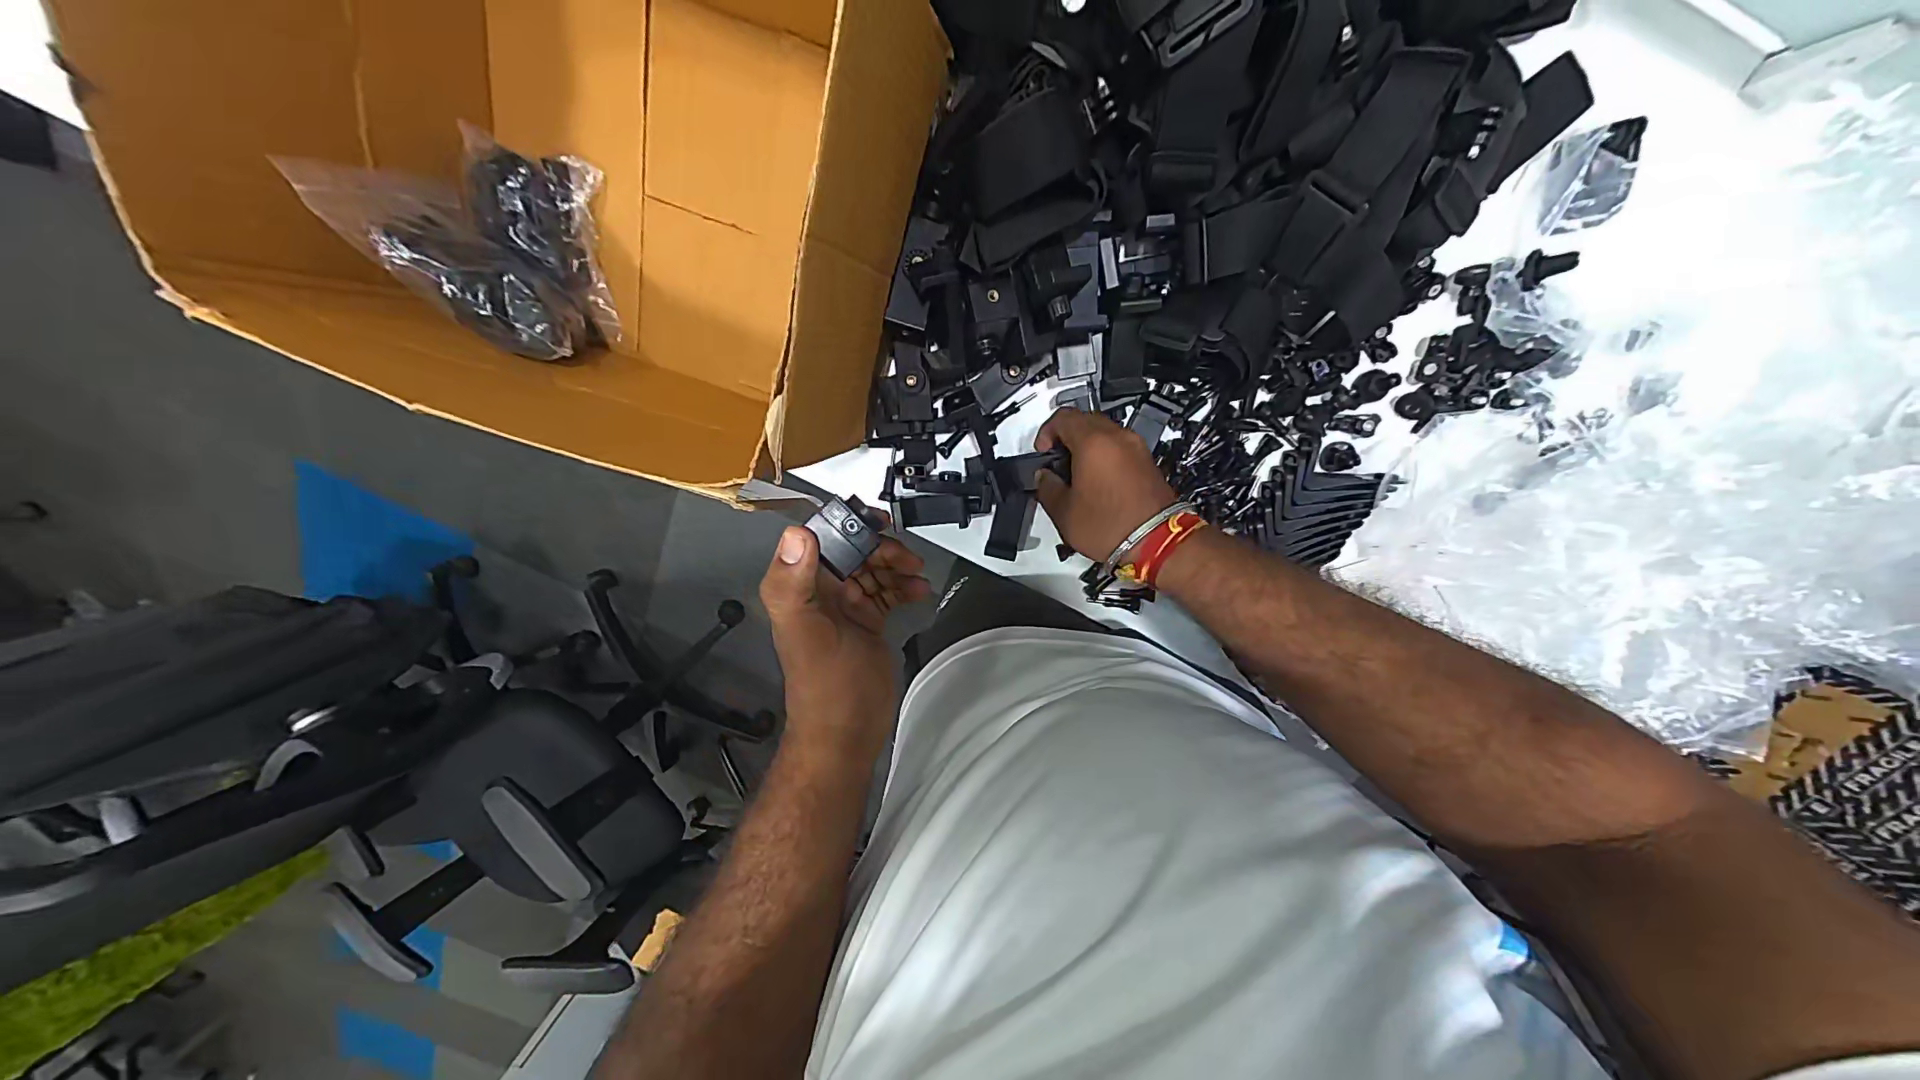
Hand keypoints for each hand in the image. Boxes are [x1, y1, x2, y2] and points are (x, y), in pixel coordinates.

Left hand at [759, 522, 930, 746]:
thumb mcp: (805, 629)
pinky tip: (918, 590)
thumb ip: (793, 582)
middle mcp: (821, 594)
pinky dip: (904, 586)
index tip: (872, 522)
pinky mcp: (869, 622)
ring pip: (873, 568)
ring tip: (915, 571)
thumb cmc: (825, 685)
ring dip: (896, 564)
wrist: (847, 732)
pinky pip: (887, 591)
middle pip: (852, 551)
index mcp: (800, 589)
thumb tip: (796, 535)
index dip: (844, 524)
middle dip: (879, 546)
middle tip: (903, 554)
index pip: (818, 540)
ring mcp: (847, 608)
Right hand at [1035, 408, 1178, 561]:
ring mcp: (1136, 448)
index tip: (1043, 450)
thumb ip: (1047, 487)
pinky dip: (1106, 456)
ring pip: (1105, 433)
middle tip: (1056, 460)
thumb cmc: (1116, 527)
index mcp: (1093, 442)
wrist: (1157, 541)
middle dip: (1066, 437)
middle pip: (1085, 420)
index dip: (1046, 432)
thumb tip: (1044, 478)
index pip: (1063, 418)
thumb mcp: (1064, 512)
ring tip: (1077, 474)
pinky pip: (1120, 448)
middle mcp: (1118, 438)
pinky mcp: (1147, 461)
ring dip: (1087, 446)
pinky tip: (1098, 482)